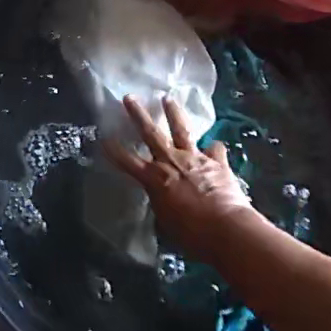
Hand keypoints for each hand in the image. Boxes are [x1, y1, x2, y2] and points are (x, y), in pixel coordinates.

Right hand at [103, 94, 255, 263]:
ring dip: (174, 113)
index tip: (103, 138)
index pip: (126, 160)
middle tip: (129, 97)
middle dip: (138, 115)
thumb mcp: (166, 221)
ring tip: (168, 98)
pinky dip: (214, 147)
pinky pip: (216, 150)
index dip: (113, 149)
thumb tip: (162, 199)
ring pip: (182, 130)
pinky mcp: (218, 164)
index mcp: (153, 178)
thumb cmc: (191, 233)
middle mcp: (171, 161)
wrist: (228, 230)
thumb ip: (161, 203)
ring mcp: (195, 159)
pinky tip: (215, 144)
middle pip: (151, 133)